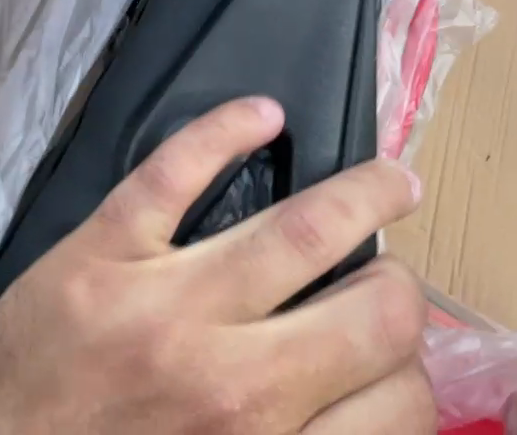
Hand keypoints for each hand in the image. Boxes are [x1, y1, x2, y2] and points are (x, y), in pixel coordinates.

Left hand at [0, 96, 433, 434]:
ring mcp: (164, 300)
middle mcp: (229, 380)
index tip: (395, 355)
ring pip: (298, 229)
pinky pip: (174, 171)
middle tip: (392, 274)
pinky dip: (225, 130)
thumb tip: (370, 402)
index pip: (400, 402)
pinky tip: (264, 114)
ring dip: (362, 196)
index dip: (412, 372)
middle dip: (401, 287)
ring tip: (390, 179)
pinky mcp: (103, 250)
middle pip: (375, 312)